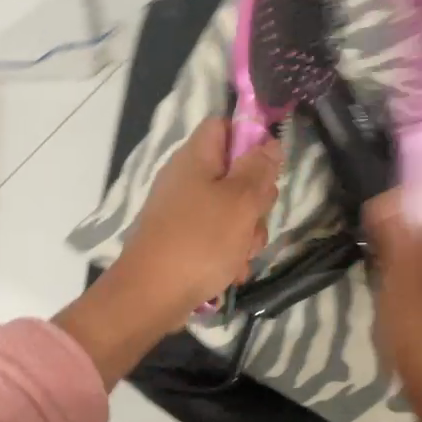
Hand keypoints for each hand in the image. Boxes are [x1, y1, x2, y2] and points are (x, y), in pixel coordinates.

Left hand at [57, 117, 281, 388]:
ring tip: (240, 255)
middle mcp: (186, 179)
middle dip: (255, 200)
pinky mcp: (182, 240)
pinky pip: (217, 238)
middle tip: (254, 219)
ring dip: (246, 234)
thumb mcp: (240, 201)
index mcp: (194, 157)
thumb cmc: (199, 241)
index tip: (268, 166)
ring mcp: (182, 212)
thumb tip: (269, 143)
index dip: (250, 137)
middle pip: (235, 173)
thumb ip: (258, 169)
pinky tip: (230, 274)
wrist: (151, 296)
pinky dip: (228, 254)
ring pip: (232, 211)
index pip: (224, 125)